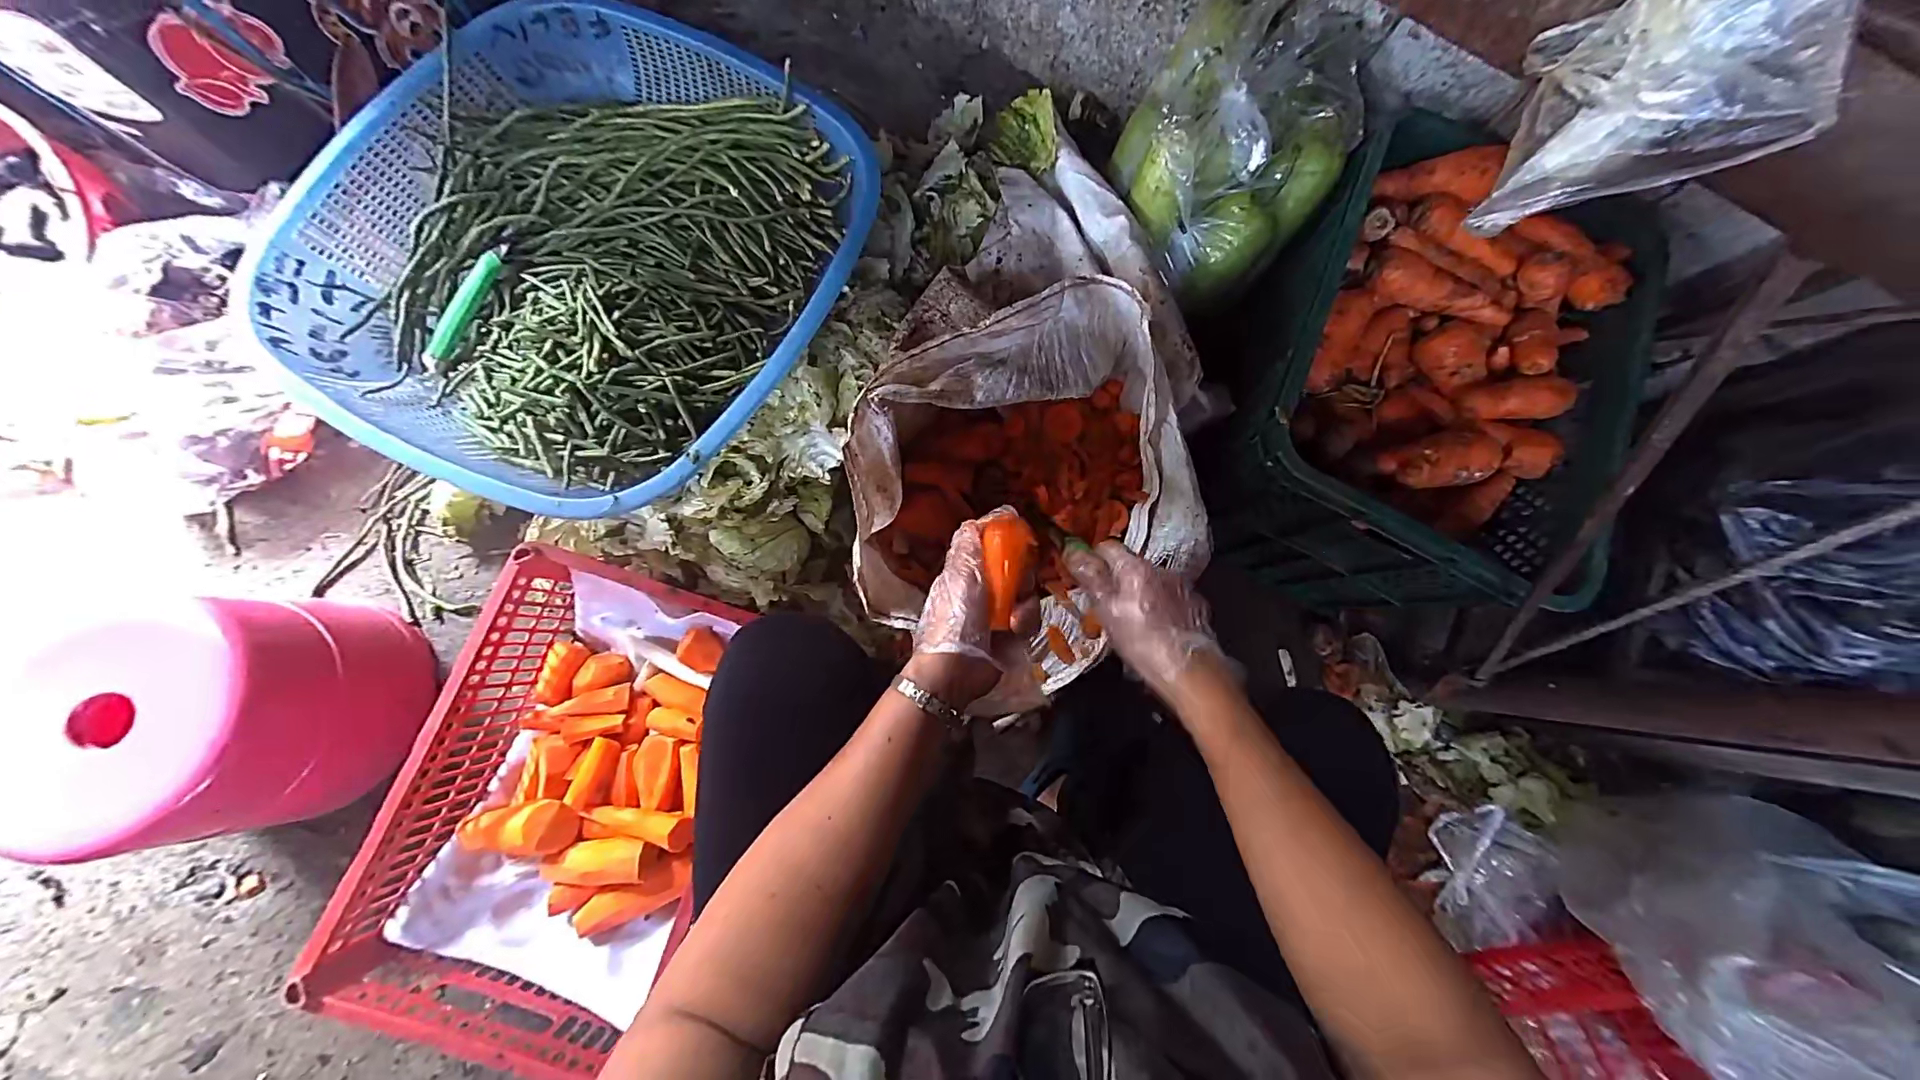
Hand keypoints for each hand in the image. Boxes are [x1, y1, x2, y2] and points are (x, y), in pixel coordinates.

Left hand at [912, 508, 1036, 706]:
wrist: (956, 669)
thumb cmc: (953, 619)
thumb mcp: (958, 577)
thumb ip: (967, 548)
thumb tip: (974, 521)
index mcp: (967, 572)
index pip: (992, 547)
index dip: (1007, 541)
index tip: (1020, 538)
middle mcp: (985, 588)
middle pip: (1016, 567)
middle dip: (1022, 573)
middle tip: (1018, 583)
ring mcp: (1001, 611)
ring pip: (1028, 592)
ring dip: (1024, 602)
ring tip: (1013, 617)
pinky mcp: (1014, 632)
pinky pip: (1031, 616)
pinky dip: (1026, 621)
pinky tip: (1015, 629)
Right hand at [1066, 540, 1226, 707]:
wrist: (1190, 670)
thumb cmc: (1142, 643)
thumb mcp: (1107, 612)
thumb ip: (1091, 578)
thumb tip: (1072, 551)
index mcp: (1135, 568)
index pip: (1107, 547)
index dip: (1092, 559)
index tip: (1085, 576)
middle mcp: (1161, 569)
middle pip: (1130, 565)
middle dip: (1116, 580)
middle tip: (1105, 604)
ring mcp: (1181, 586)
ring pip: (1150, 582)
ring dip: (1139, 593)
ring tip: (1132, 620)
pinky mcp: (1195, 604)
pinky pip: (1170, 597)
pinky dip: (1160, 606)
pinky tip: (1156, 627)